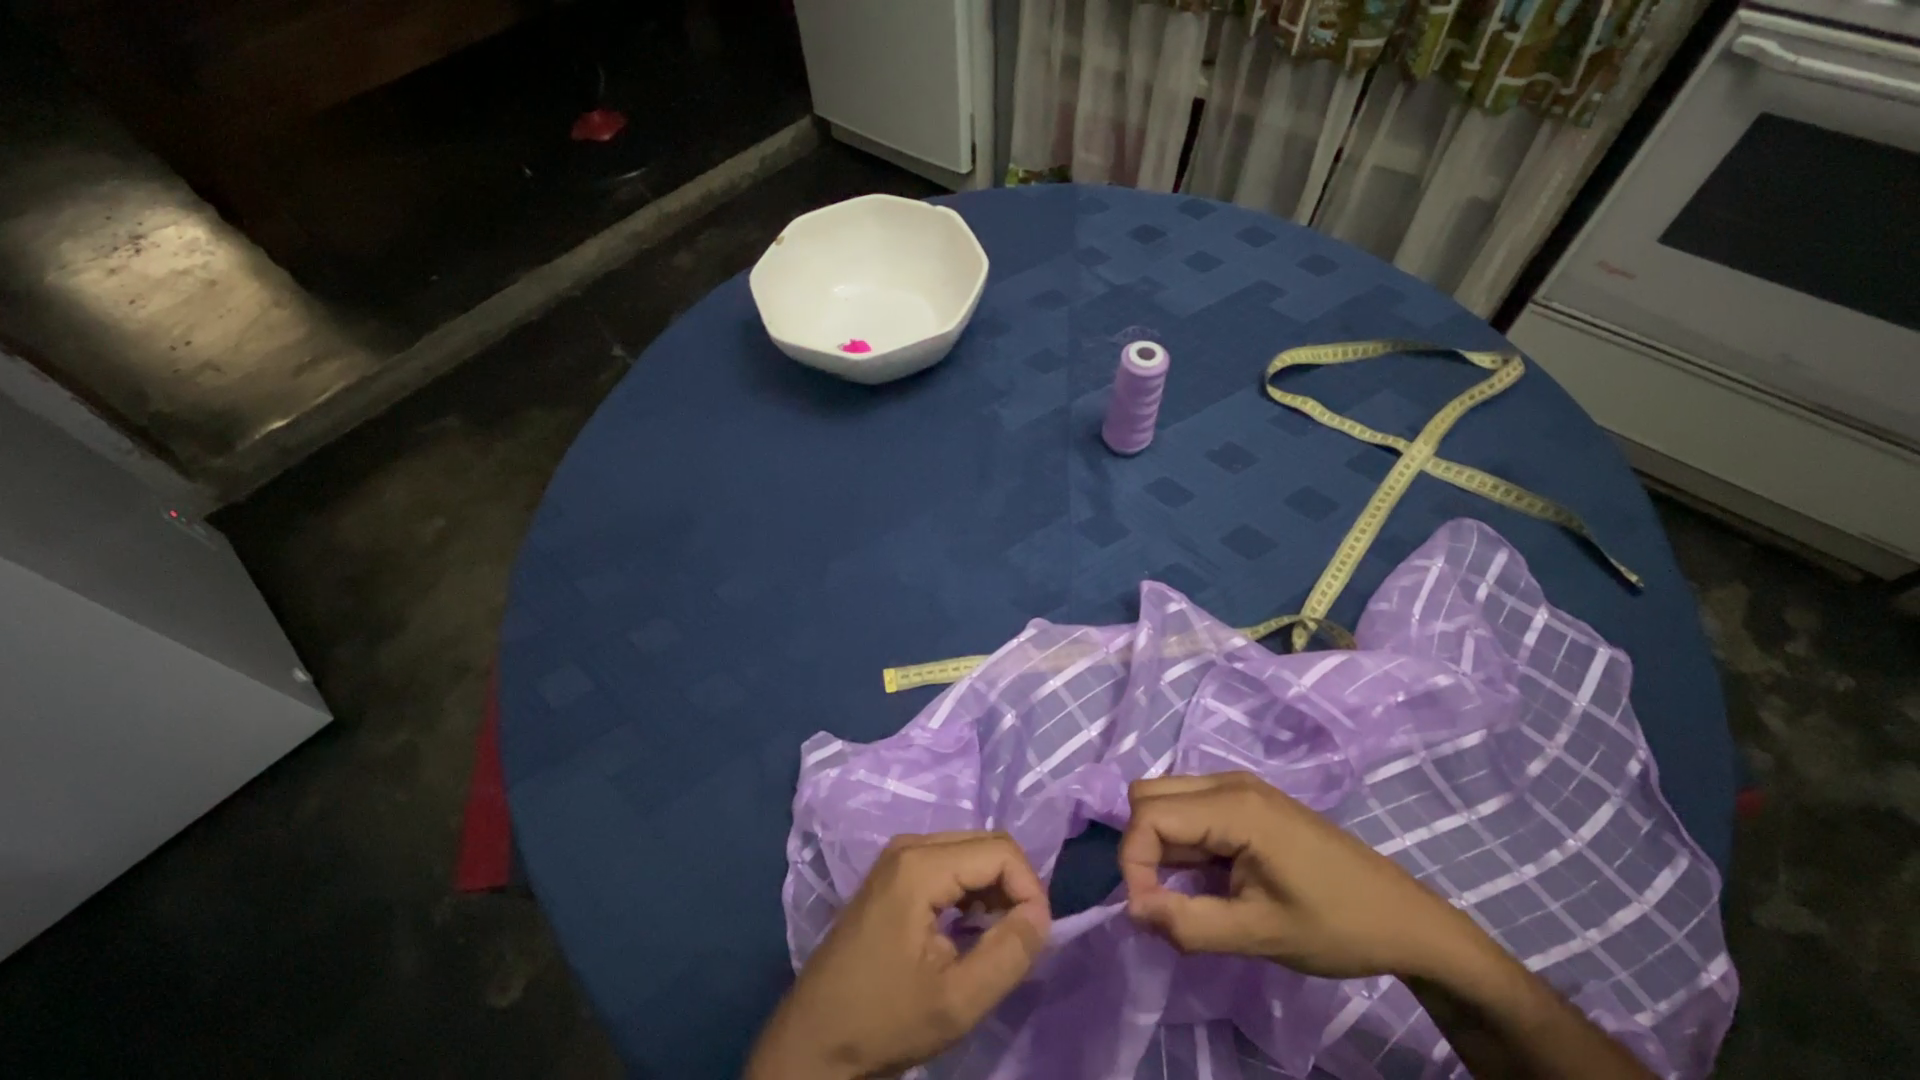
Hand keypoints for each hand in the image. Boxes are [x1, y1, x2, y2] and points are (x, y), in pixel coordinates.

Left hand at [745, 832, 1051, 1079]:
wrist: (814, 1042)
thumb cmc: (884, 1021)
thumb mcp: (959, 1000)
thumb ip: (1010, 952)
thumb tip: (1040, 914)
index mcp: (920, 866)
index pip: (1002, 852)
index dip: (1030, 891)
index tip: (1034, 939)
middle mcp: (908, 846)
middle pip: (986, 844)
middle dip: (1014, 887)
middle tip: (1019, 939)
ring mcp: (896, 859)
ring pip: (969, 853)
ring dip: (994, 890)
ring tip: (995, 939)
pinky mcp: (891, 876)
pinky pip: (948, 865)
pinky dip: (970, 891)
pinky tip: (968, 930)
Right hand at [1119, 772, 1475, 979]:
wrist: (1405, 920)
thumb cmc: (1336, 926)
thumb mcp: (1258, 934)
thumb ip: (1187, 923)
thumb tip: (1132, 909)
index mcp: (1235, 807)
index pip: (1147, 816)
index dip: (1134, 865)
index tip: (1151, 914)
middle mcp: (1231, 783)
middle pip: (1147, 795)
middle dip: (1140, 849)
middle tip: (1163, 901)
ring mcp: (1241, 788)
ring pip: (1165, 799)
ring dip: (1159, 846)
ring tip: (1186, 896)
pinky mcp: (1249, 802)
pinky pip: (1190, 808)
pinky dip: (1180, 841)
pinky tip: (1207, 881)